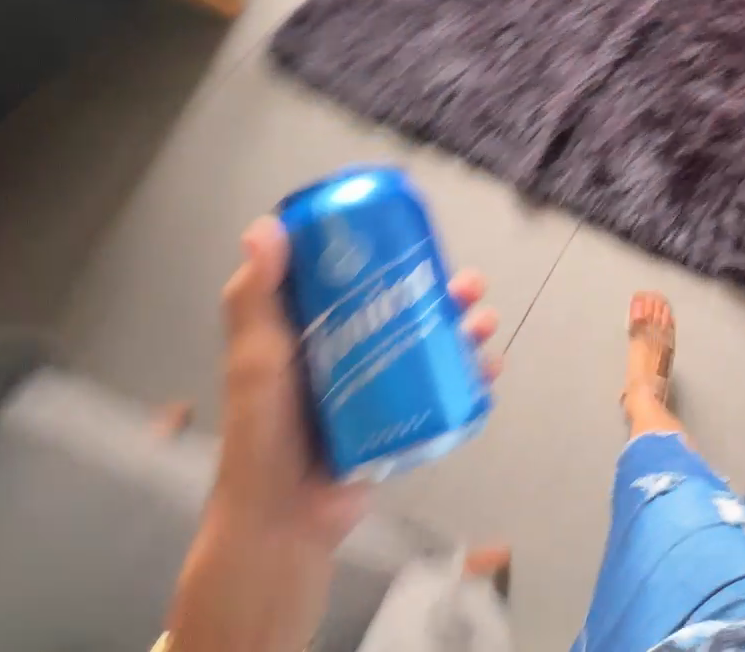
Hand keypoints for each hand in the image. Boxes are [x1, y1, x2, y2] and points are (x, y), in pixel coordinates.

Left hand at [167, 217, 500, 651]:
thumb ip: (255, 300)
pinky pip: (444, 389)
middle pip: (411, 309)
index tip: (419, 237)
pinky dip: (472, 376)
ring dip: (468, 330)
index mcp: (320, 330)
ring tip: (485, 324)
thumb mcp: (256, 361)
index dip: (394, 254)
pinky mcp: (403, 417)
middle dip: (448, 293)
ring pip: (435, 345)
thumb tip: (265, 226)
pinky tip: (489, 369)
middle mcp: (357, 350)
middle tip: (472, 285)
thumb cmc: (264, 433)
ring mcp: (383, 385)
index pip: (361, 279)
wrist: (284, 519)